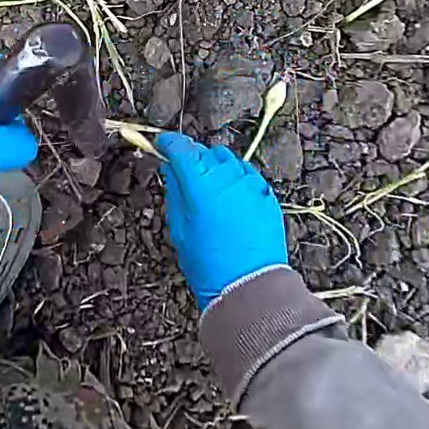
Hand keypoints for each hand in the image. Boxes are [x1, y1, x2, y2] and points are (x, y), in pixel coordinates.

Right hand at [155, 132, 288, 309]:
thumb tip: (170, 169)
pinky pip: (246, 174)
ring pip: (227, 159)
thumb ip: (175, 193)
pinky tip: (230, 199)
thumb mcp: (180, 231)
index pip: (182, 148)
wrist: (250, 286)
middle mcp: (228, 176)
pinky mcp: (265, 192)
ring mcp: (250, 182)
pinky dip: (235, 179)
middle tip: (184, 176)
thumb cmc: (210, 265)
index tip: (162, 144)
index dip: (169, 143)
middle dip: (192, 158)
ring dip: (215, 167)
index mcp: (201, 184)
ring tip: (209, 190)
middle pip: (204, 151)